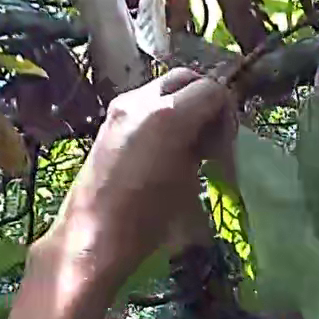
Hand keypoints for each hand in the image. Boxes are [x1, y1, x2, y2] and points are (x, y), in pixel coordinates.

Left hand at [37, 68, 231, 298]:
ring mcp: (120, 108)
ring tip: (187, 146)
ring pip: (164, 88)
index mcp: (168, 114)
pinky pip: (144, 104)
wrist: (92, 239)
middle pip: (187, 78)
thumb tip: (209, 137)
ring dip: (183, 107)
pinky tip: (163, 150)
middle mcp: (141, 100)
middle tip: (210, 139)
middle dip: (204, 102)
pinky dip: (162, 115)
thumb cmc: (147, 221)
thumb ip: (203, 147)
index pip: (212, 90)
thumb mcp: (188, 182)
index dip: (225, 114)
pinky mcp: (108, 122)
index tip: (225, 145)